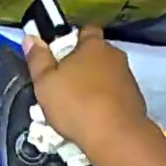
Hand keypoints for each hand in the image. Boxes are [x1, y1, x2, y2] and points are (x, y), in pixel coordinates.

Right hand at [23, 27, 157, 157]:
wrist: (114, 135)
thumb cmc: (75, 104)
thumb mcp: (45, 83)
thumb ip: (38, 60)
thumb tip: (30, 38)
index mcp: (93, 46)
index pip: (87, 30)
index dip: (74, 39)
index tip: (61, 54)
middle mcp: (114, 55)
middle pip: (97, 54)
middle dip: (83, 64)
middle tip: (64, 84)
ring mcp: (127, 77)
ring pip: (107, 75)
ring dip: (94, 84)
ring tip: (77, 105)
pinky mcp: (134, 98)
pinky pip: (115, 94)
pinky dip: (105, 101)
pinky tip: (93, 117)